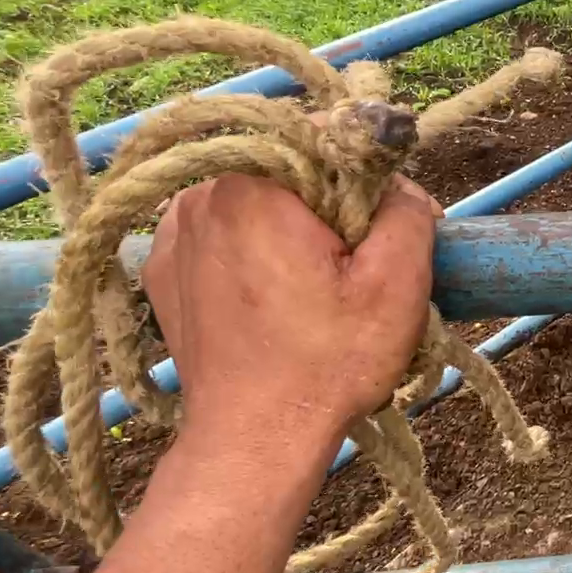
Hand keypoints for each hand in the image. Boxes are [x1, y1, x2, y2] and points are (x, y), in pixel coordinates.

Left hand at [142, 173, 440, 454]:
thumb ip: (407, 209)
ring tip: (327, 284)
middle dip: (337, 202)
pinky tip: (287, 295)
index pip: (321, 134)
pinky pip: (228, 232)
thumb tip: (400, 185)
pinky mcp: (165, 272)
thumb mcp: (399, 280)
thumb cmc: (333, 359)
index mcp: (253, 189)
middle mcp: (198, 199)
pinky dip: (264, 248)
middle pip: (290, 168)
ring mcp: (172, 237)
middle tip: (365, 261)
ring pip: (260, 199)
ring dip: (301, 225)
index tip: (391, 220)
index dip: (369, 170)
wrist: (257, 437)